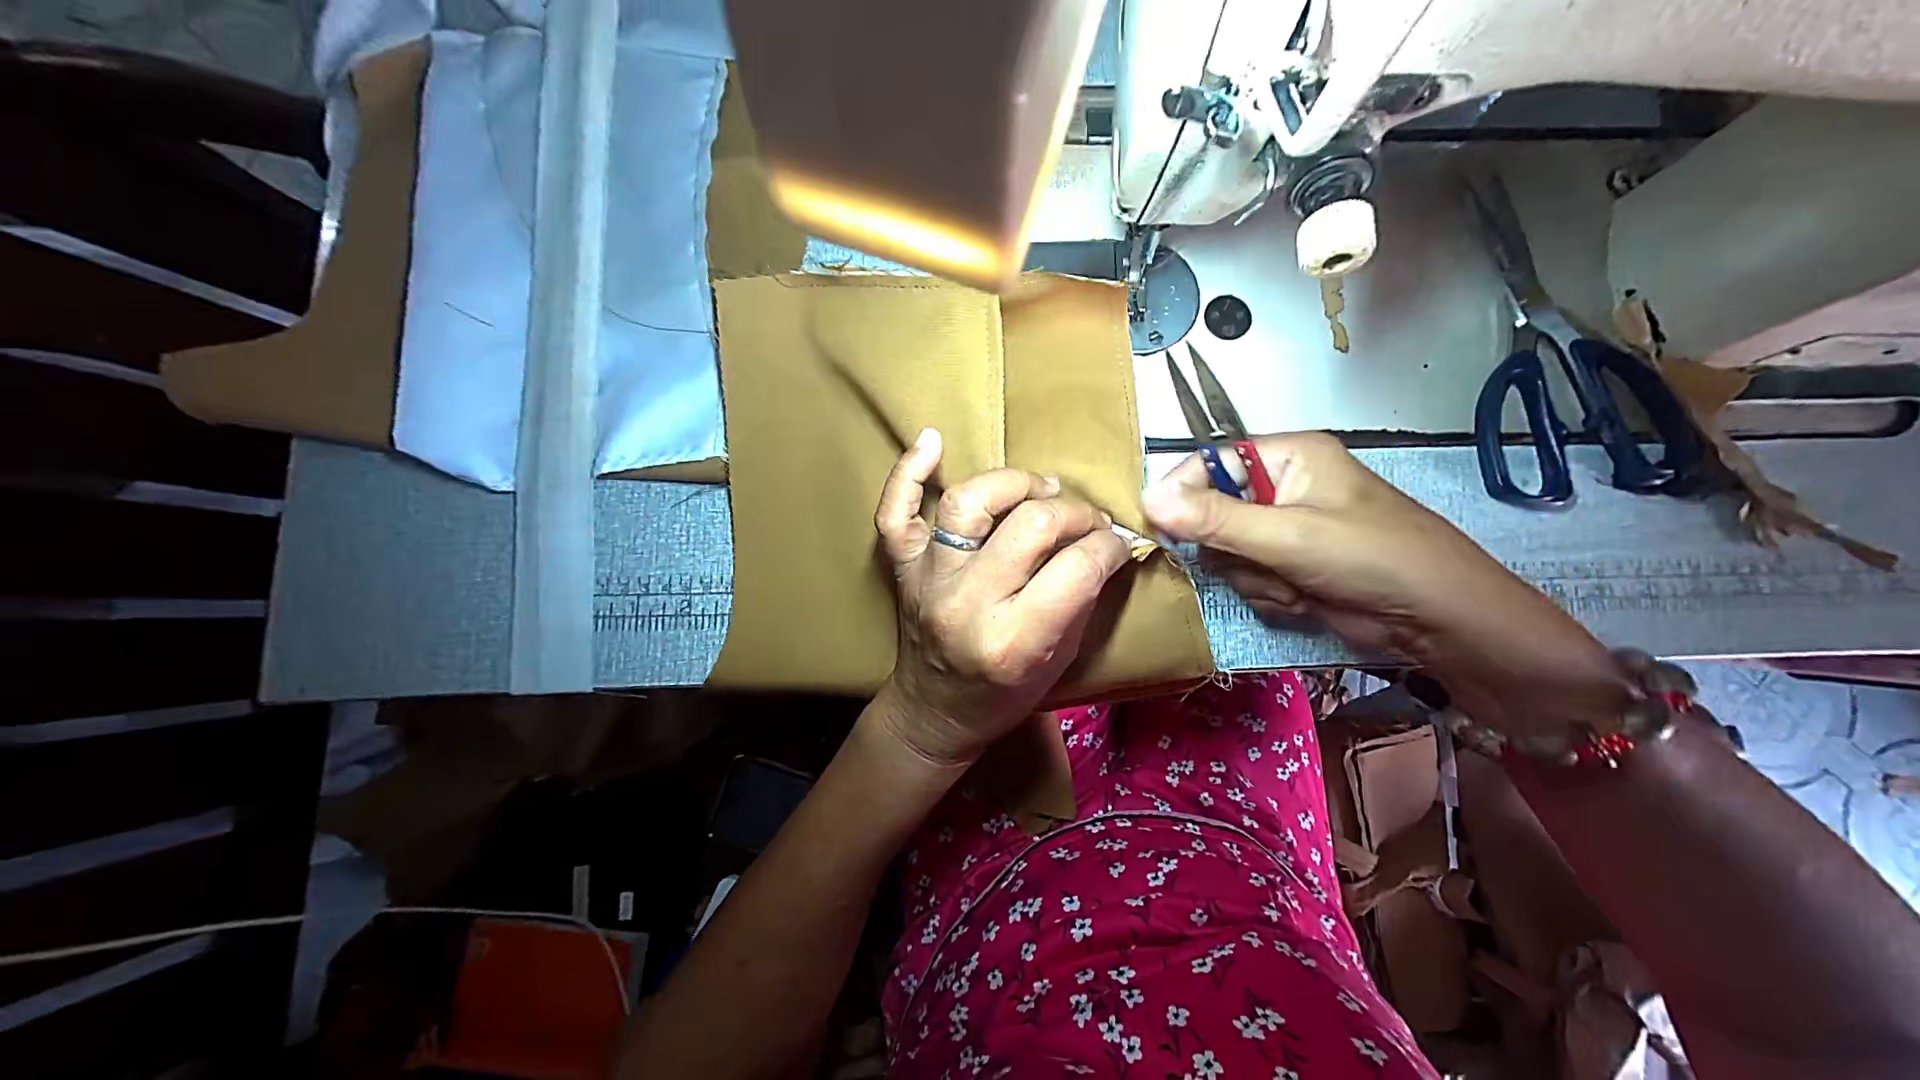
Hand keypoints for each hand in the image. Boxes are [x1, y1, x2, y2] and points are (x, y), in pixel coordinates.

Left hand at [870, 429, 1130, 766]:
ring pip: (970, 501)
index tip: (1118, 543)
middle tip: (1089, 522)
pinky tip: (933, 440)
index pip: (1077, 567)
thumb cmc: (1002, 696)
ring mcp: (928, 580)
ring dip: (1016, 485)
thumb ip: (1083, 598)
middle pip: (1032, 525)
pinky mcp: (902, 568)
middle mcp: (966, 603)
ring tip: (1042, 491)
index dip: (1110, 546)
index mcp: (1013, 641)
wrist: (934, 713)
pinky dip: (909, 471)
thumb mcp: (1060, 661)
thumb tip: (1109, 542)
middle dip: (1077, 515)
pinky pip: (894, 510)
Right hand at [1141, 433, 1628, 735]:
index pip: (1209, 463)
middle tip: (1260, 559)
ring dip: (1253, 575)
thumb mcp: (1287, 535)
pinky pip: (1247, 576)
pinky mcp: (1289, 565)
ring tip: (1295, 582)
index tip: (1163, 526)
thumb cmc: (1370, 557)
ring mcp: (1284, 529)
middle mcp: (1281, 486)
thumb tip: (1145, 499)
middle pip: (1211, 512)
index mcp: (1287, 457)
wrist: (1437, 620)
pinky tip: (1302, 597)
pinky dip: (1268, 592)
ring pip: (1226, 552)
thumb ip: (1214, 519)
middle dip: (1232, 547)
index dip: (1183, 493)